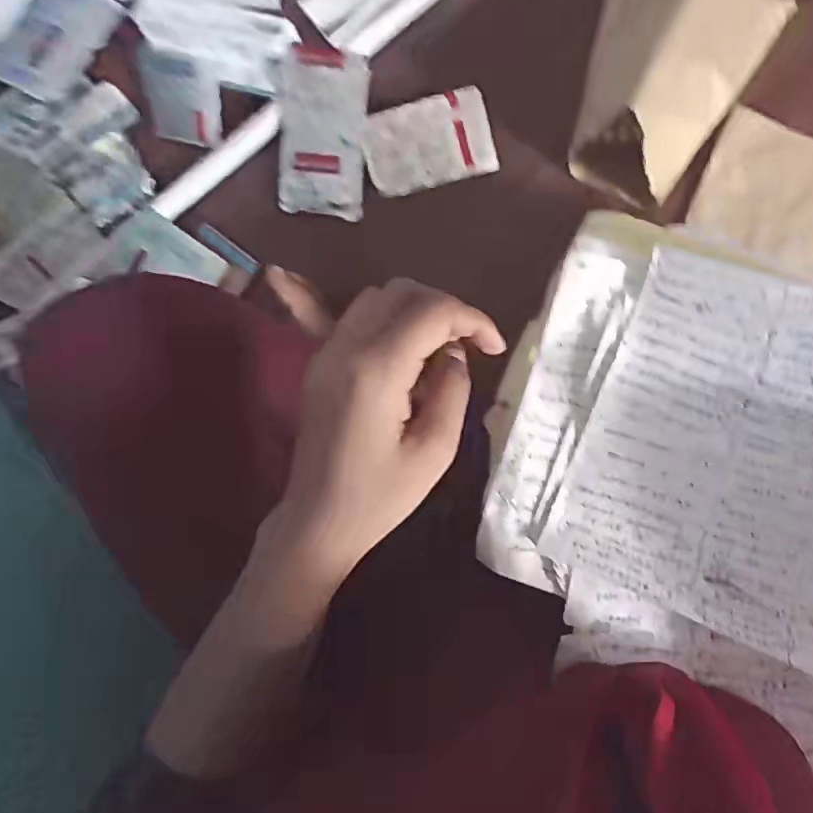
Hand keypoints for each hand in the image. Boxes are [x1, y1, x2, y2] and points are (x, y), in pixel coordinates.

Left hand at [267, 278, 505, 580]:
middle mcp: (346, 347)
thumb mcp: (436, 450)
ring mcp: (327, 351)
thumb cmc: (381, 496)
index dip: (472, 319)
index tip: (494, 348)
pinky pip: (355, 318)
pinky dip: (389, 320)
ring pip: (379, 297)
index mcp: (377, 370)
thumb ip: (453, 390)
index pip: (432, 312)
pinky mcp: (321, 362)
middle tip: (471, 345)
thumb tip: (455, 355)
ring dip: (419, 312)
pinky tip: (405, 345)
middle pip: (404, 292)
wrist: (318, 520)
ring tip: (442, 349)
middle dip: (447, 309)